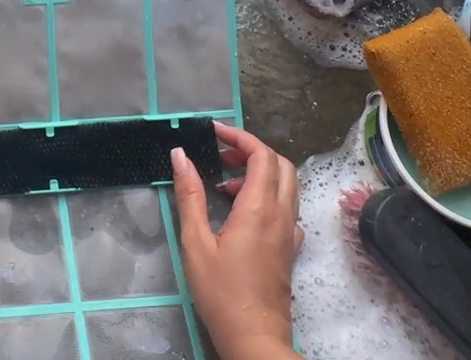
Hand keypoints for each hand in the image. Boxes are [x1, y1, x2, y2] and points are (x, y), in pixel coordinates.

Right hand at [171, 123, 303, 359]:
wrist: (255, 341)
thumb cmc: (222, 293)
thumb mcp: (195, 243)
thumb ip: (190, 195)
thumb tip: (180, 155)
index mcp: (259, 209)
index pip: (261, 155)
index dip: (238, 136)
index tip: (213, 132)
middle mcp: (282, 216)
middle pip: (280, 165)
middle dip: (251, 151)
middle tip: (220, 154)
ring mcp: (290, 234)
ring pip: (287, 186)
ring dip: (260, 173)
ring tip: (224, 183)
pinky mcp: (289, 250)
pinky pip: (287, 209)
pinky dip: (267, 197)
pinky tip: (243, 213)